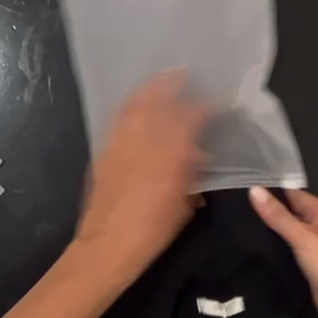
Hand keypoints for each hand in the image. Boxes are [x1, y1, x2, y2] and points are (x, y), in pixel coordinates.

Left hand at [71, 72, 210, 281]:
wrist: (108, 243)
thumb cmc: (153, 230)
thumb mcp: (183, 203)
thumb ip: (192, 173)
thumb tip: (199, 154)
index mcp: (170, 155)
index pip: (190, 119)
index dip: (203, 106)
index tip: (214, 100)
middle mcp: (143, 141)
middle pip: (157, 102)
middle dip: (171, 85)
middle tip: (183, 74)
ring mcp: (119, 142)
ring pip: (134, 106)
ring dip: (149, 90)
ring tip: (160, 81)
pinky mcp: (103, 150)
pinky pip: (118, 119)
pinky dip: (130, 108)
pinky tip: (136, 106)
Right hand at [249, 186, 317, 317]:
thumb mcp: (304, 238)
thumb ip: (278, 216)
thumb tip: (253, 189)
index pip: (295, 194)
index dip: (271, 192)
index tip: (243, 189)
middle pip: (292, 212)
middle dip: (269, 210)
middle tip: (237, 207)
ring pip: (291, 231)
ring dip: (272, 229)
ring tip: (240, 223)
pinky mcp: (313, 265)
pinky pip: (292, 248)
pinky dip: (278, 246)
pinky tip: (257, 245)